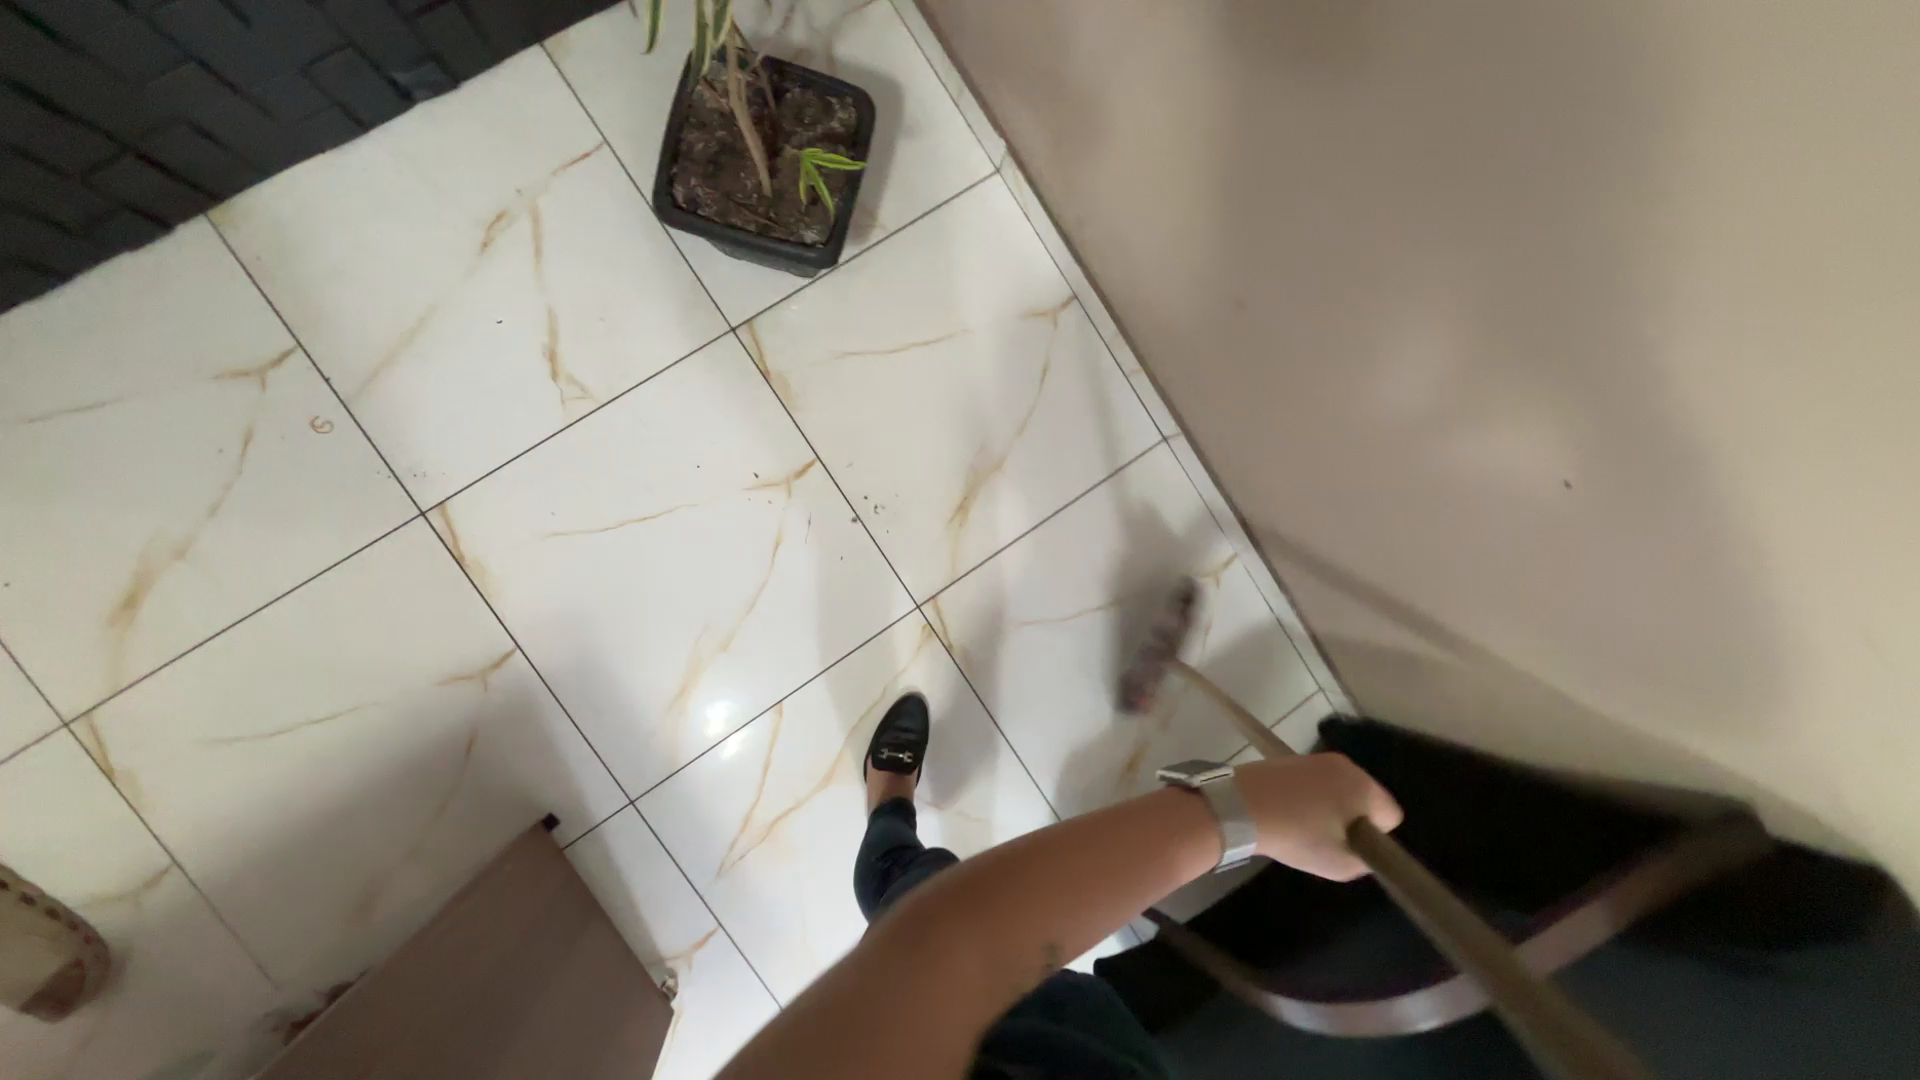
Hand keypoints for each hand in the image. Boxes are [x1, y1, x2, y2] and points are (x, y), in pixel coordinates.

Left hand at [1235, 754, 1401, 880]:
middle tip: (1325, 839)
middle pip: (1364, 799)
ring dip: (1326, 808)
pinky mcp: (1288, 760)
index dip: (1376, 837)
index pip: (1391, 816)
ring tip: (1301, 826)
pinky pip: (1311, 784)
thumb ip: (1365, 860)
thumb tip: (1363, 849)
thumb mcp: (1341, 864)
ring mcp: (1314, 759)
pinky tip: (1285, 812)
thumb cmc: (1297, 834)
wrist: (1238, 805)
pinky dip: (1304, 798)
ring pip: (1336, 791)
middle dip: (1352, 819)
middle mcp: (1345, 764)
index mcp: (1365, 786)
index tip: (1350, 846)